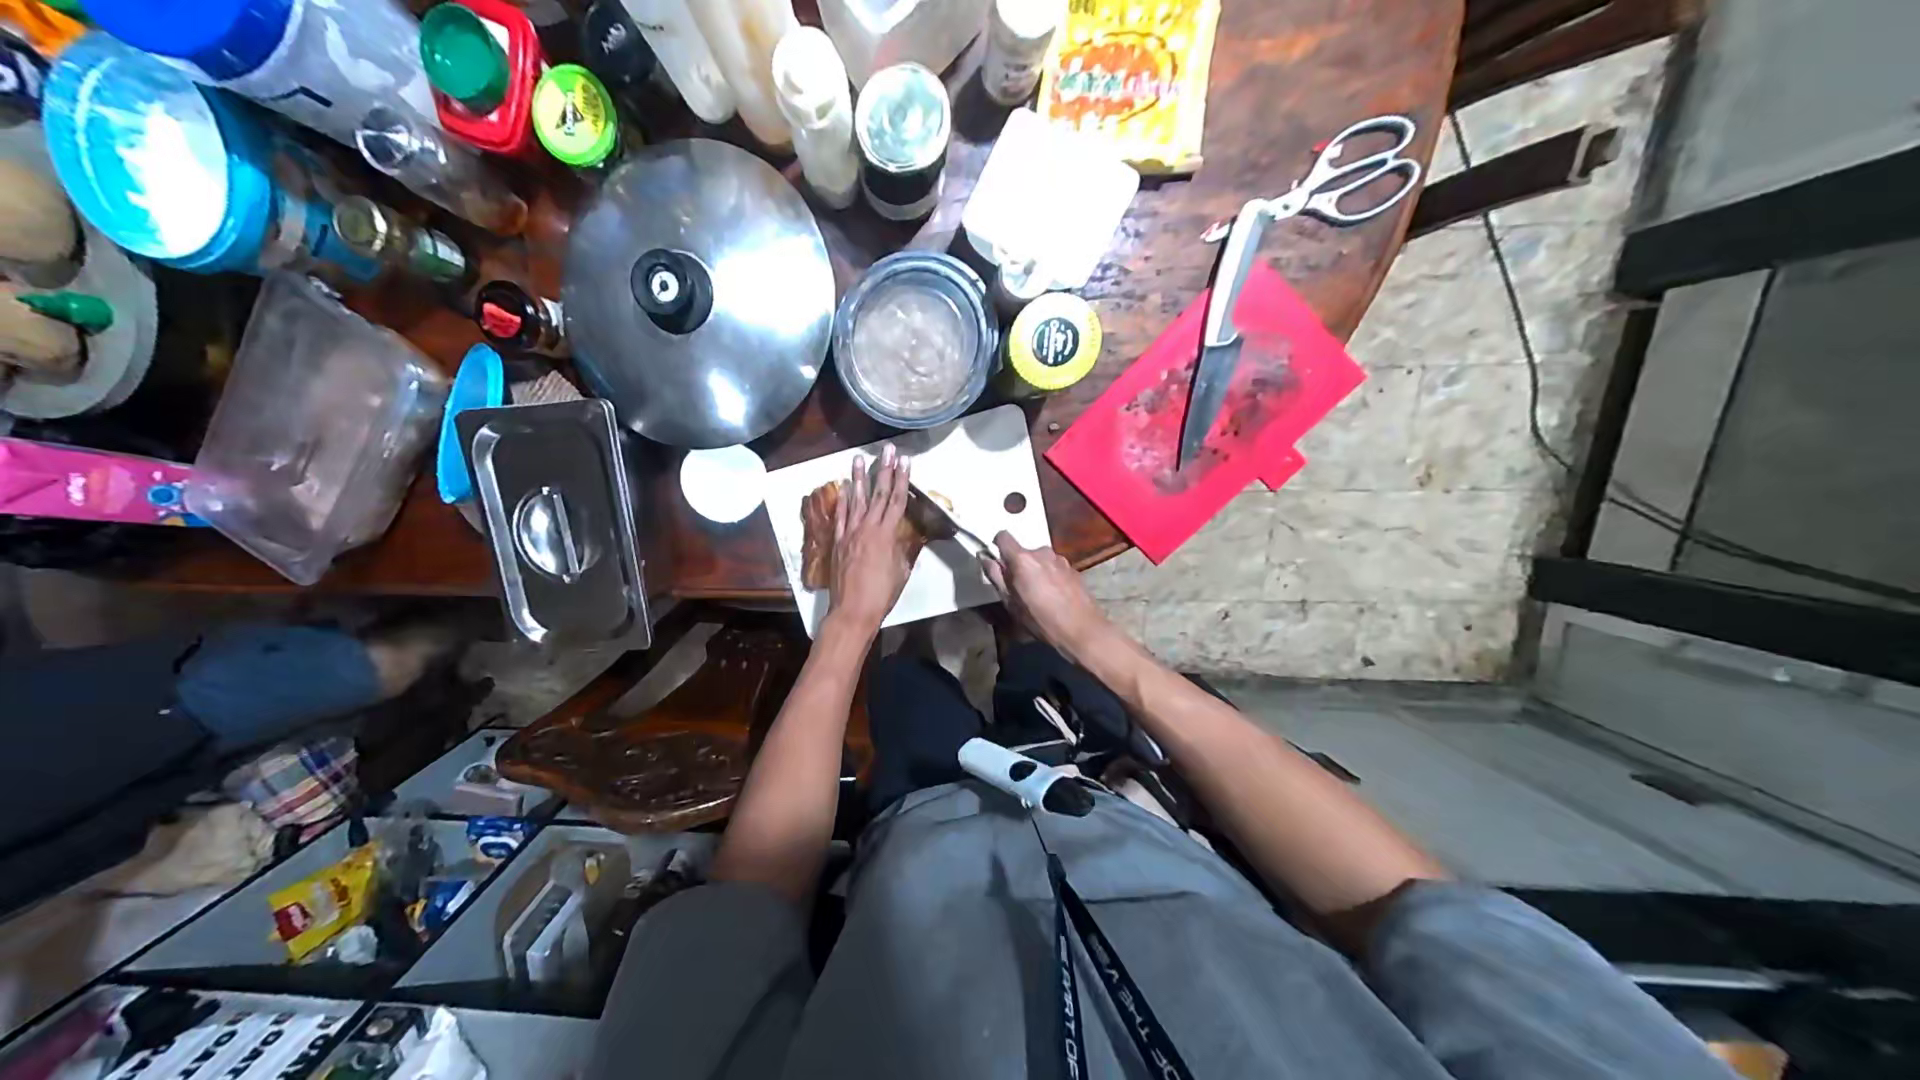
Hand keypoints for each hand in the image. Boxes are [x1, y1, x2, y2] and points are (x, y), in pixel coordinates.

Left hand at [827, 444, 912, 636]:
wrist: (853, 610)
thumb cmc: (883, 594)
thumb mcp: (901, 571)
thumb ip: (902, 549)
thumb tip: (905, 536)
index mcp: (887, 534)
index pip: (897, 500)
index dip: (902, 479)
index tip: (905, 460)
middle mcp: (868, 527)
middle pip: (879, 493)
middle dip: (884, 470)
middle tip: (888, 449)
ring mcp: (850, 532)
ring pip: (857, 499)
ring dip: (859, 477)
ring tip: (859, 457)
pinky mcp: (838, 541)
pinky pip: (841, 515)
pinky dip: (843, 500)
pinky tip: (844, 487)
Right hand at [982, 532, 1113, 659]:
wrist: (1082, 629)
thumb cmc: (1041, 620)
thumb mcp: (1011, 603)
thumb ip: (996, 577)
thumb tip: (985, 558)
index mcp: (1022, 559)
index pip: (1003, 536)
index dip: (997, 547)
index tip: (998, 564)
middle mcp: (1042, 552)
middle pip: (1023, 552)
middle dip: (1018, 566)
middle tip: (1019, 589)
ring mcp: (1060, 559)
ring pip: (1039, 560)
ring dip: (1035, 571)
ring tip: (1039, 595)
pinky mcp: (1073, 568)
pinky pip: (1054, 567)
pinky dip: (1050, 576)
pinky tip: (1055, 597)